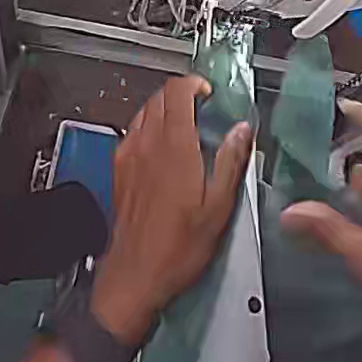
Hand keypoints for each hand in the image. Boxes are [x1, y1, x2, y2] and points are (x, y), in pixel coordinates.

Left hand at [93, 76, 252, 344]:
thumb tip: (243, 128)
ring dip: (165, 108)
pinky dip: (149, 125)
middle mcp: (147, 143)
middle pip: (160, 96)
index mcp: (174, 146)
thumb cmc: (180, 245)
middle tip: (203, 109)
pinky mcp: (118, 169)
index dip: (194, 84)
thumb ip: (231, 161)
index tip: (210, 94)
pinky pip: (133, 130)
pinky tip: (163, 147)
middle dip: (182, 94)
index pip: (177, 92)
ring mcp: (128, 154)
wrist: (134, 276)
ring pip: (144, 111)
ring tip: (185, 125)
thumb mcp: (218, 206)